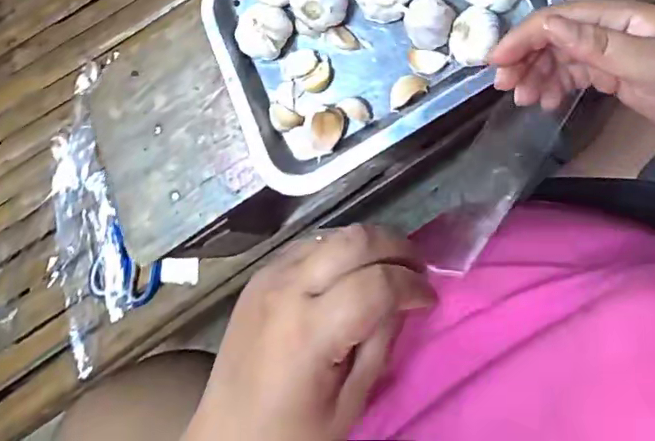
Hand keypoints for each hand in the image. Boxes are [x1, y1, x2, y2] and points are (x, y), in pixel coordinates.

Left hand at [183, 224, 435, 440]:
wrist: (224, 436)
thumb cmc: (291, 434)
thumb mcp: (347, 405)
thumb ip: (378, 345)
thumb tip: (404, 300)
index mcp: (309, 331)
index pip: (375, 283)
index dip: (411, 284)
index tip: (430, 298)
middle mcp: (287, 288)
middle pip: (354, 240)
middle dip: (395, 246)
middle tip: (418, 267)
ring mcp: (269, 273)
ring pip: (332, 233)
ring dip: (368, 243)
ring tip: (391, 265)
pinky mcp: (260, 271)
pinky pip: (309, 243)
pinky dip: (338, 248)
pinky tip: (352, 270)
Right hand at [489, 0, 654, 157]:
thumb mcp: (650, 66)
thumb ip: (596, 45)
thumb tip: (548, 23)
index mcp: (622, 17)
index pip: (561, 18)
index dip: (525, 35)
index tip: (496, 60)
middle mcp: (615, 30)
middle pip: (557, 35)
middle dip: (527, 57)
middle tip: (503, 86)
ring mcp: (618, 54)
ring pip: (564, 57)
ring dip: (539, 74)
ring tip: (521, 100)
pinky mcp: (623, 78)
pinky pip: (579, 76)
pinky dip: (559, 86)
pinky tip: (546, 102)